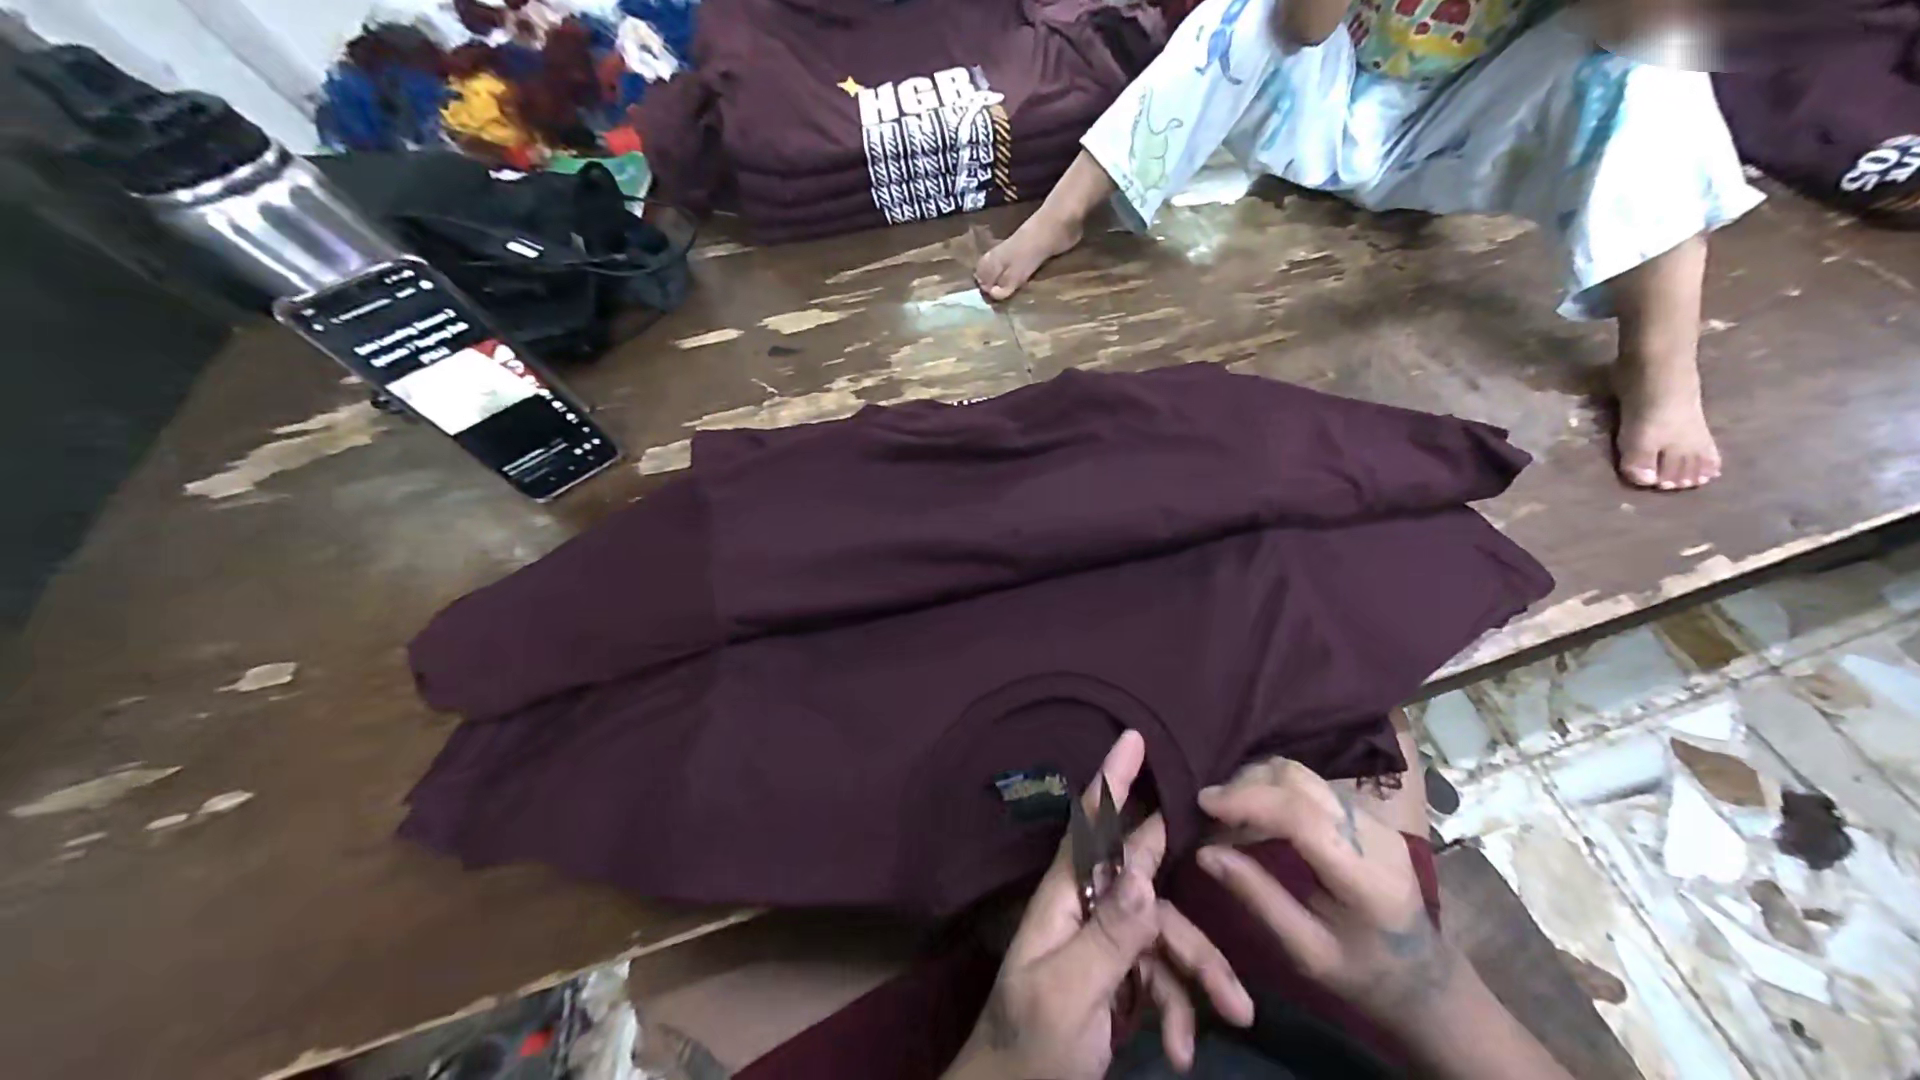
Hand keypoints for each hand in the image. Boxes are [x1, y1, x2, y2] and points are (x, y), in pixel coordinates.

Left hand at [945, 732, 1254, 1079]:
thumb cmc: (1029, 1048)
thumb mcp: (1068, 995)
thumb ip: (1108, 936)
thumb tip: (1145, 877)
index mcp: (1063, 900)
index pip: (1090, 828)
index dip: (1110, 780)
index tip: (1133, 739)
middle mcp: (1086, 911)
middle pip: (1148, 886)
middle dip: (1190, 914)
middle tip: (1232, 892)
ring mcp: (1105, 947)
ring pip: (1166, 938)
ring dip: (1199, 976)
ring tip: (1232, 1015)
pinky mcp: (1120, 981)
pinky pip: (1162, 980)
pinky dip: (1178, 1012)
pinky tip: (1179, 1051)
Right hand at [1194, 758, 1460, 1031]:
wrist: (1424, 978)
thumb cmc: (1363, 975)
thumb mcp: (1307, 952)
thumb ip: (1258, 898)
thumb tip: (1204, 852)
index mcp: (1365, 877)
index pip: (1301, 816)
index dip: (1248, 800)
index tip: (1204, 803)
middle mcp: (1373, 834)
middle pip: (1298, 780)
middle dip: (1245, 785)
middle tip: (1210, 810)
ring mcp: (1371, 817)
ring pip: (1300, 773)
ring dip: (1256, 782)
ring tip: (1228, 811)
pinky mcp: (1363, 811)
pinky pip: (1307, 782)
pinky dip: (1271, 788)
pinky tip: (1254, 812)